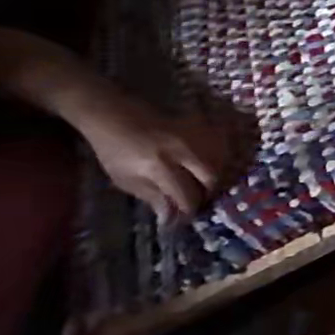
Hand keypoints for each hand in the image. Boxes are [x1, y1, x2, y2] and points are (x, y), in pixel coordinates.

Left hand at [72, 91, 228, 219]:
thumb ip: (152, 196)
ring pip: (221, 159)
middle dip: (208, 192)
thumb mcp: (124, 179)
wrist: (114, 115)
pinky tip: (212, 162)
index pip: (186, 194)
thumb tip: (171, 216)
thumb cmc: (114, 150)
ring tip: (205, 183)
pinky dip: (220, 155)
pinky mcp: (199, 125)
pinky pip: (220, 142)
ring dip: (216, 174)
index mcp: (159, 167)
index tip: (186, 218)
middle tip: (200, 201)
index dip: (189, 209)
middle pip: (211, 176)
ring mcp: (194, 135)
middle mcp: (182, 151)